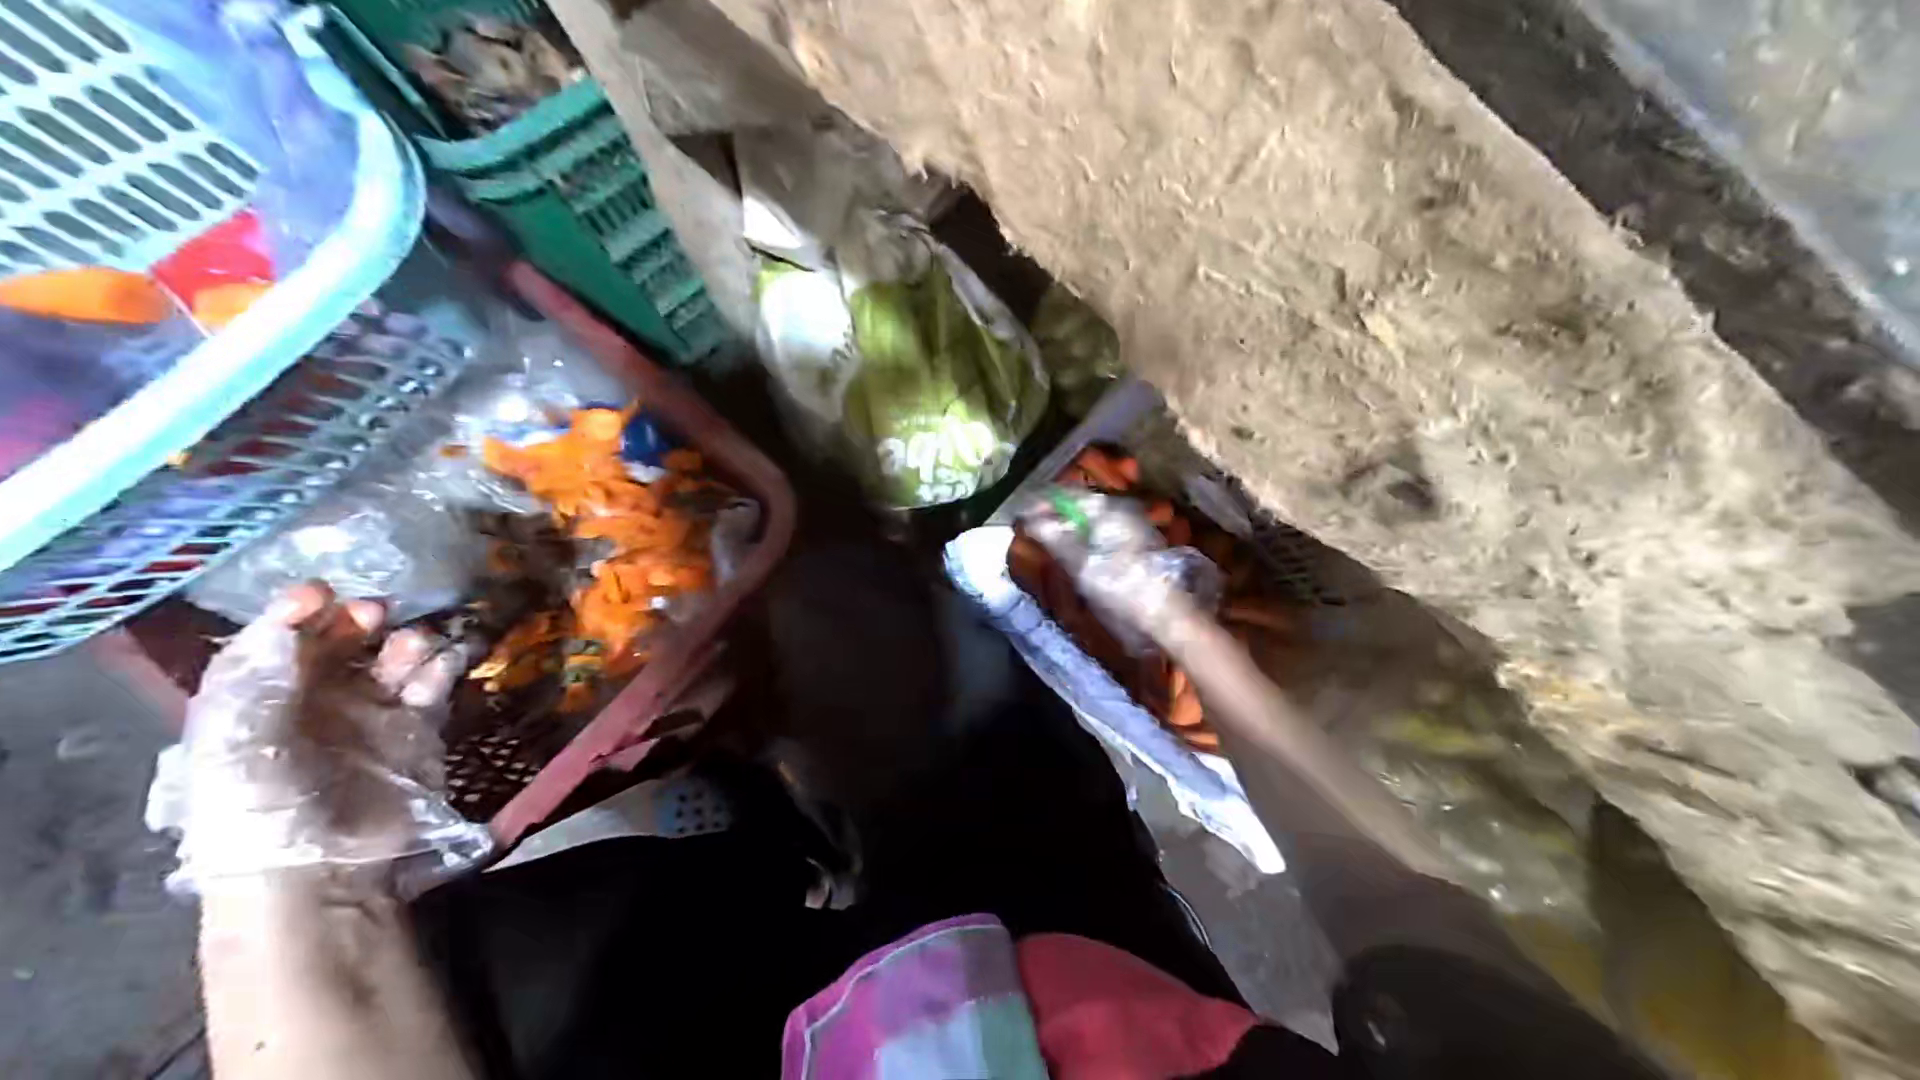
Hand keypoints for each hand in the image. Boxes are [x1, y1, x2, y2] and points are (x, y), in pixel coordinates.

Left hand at [147, 583, 490, 893]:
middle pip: (340, 644)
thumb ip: (263, 673)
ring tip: (413, 646)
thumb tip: (300, 610)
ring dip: (404, 641)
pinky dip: (443, 664)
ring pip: (392, 658)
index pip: (276, 643)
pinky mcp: (419, 727)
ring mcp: (372, 713)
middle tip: (377, 612)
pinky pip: (435, 681)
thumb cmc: (262, 806)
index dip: (294, 612)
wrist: (322, 868)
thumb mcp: (237, 740)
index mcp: (259, 703)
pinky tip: (445, 660)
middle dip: (358, 620)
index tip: (321, 591)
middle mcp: (315, 701)